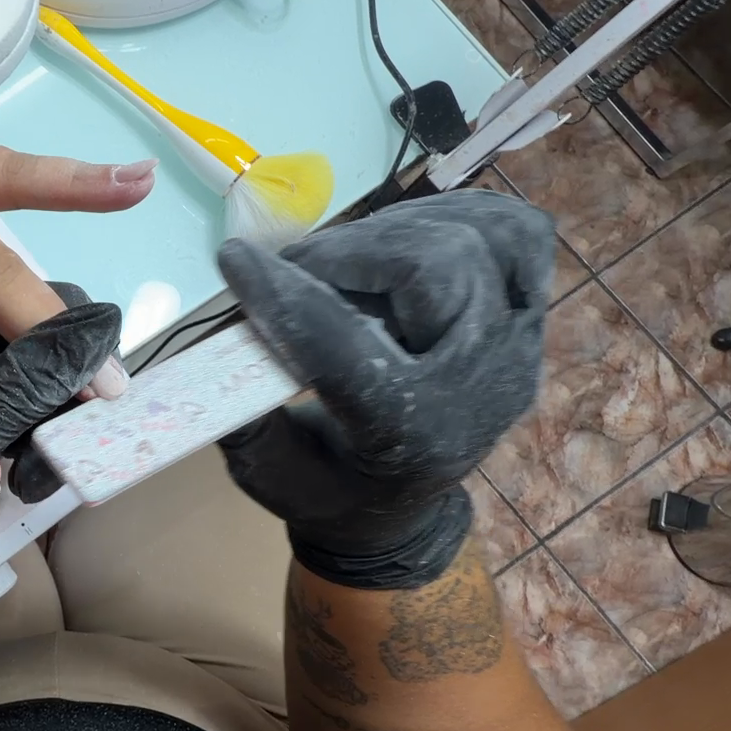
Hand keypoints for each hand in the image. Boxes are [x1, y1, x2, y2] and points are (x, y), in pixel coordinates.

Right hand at [214, 190, 555, 589]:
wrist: (394, 511)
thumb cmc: (322, 491)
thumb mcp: (265, 471)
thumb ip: (240, 414)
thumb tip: (204, 352)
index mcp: (402, 434)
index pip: (341, 343)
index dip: (279, 294)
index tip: (232, 259)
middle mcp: (475, 384)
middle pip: (431, 267)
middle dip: (345, 252)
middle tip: (290, 266)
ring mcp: (515, 347)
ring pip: (477, 236)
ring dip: (394, 231)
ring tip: (340, 255)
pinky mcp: (526, 320)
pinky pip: (513, 234)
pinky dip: (452, 219)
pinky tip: (397, 241)